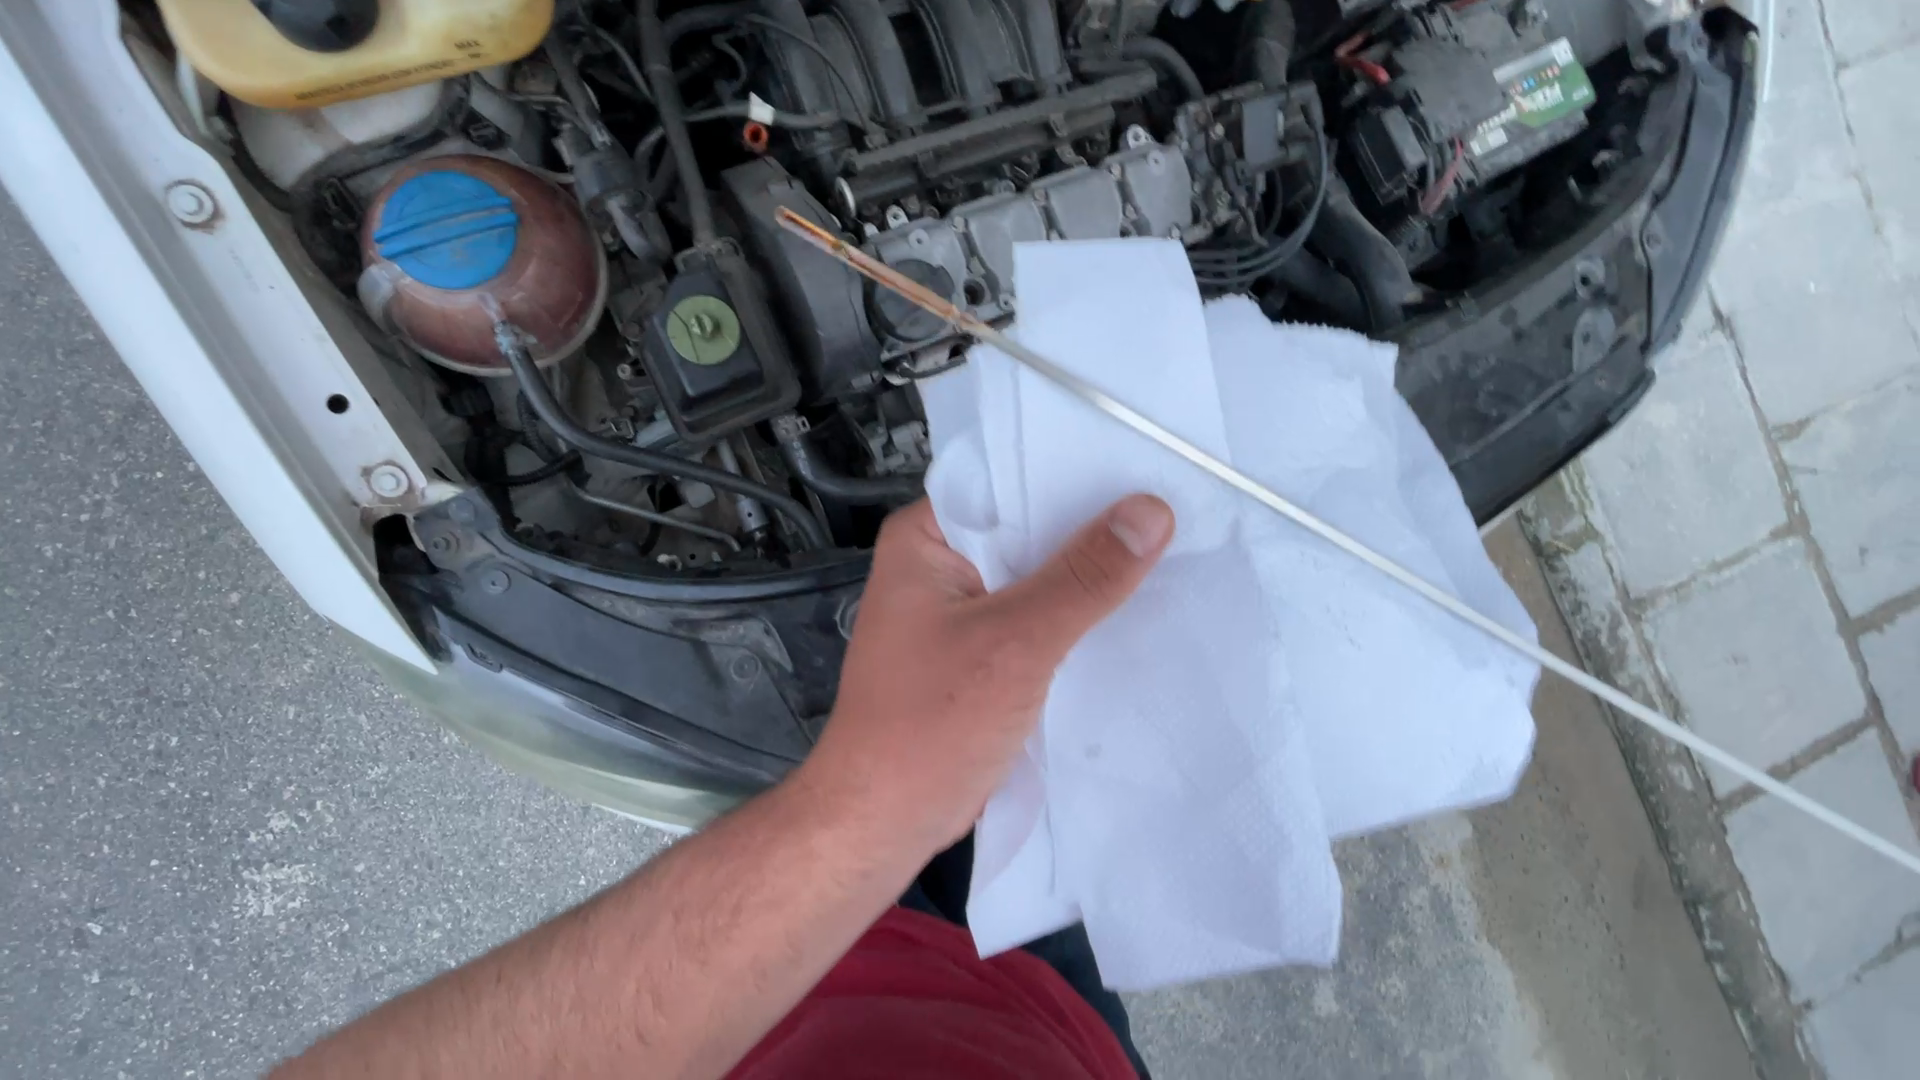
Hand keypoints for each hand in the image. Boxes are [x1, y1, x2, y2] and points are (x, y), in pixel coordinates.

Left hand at [798, 495, 1174, 854]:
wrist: (884, 819)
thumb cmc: (929, 725)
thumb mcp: (1015, 643)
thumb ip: (1083, 578)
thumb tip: (1150, 512)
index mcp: (923, 538)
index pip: (1006, 481)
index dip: (1072, 472)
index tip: (1143, 463)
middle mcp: (938, 564)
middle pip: (1024, 528)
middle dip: (1090, 524)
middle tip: (1173, 504)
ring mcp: (957, 610)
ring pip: (1034, 575)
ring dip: (1085, 573)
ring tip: (1168, 548)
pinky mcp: (977, 651)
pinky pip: (1033, 616)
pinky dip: (1072, 614)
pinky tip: (1129, 608)